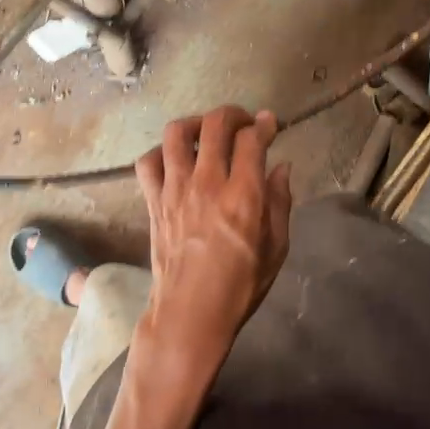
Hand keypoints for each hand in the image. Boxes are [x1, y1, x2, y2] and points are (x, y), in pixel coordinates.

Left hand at [133, 107, 292, 371]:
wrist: (190, 314)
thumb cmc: (241, 286)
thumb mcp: (276, 248)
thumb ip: (280, 202)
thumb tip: (281, 167)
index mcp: (243, 196)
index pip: (252, 139)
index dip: (264, 124)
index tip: (270, 124)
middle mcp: (207, 183)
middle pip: (215, 125)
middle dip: (233, 114)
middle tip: (243, 123)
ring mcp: (175, 190)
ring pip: (176, 133)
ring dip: (195, 123)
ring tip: (206, 133)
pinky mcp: (153, 201)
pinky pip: (148, 162)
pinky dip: (160, 152)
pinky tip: (174, 160)